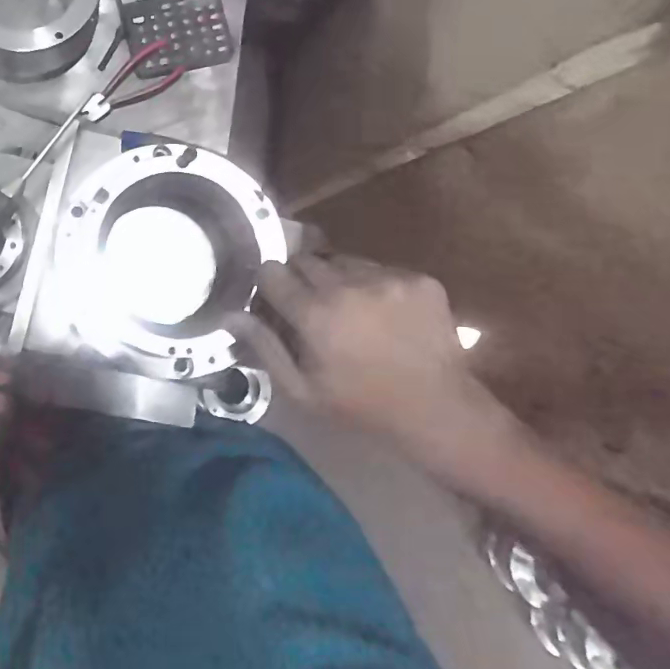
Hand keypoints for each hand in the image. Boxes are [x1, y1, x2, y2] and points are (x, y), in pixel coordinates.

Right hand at [226, 255, 523, 482]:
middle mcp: (348, 286)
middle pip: (306, 259)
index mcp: (315, 314)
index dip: (269, 282)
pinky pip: (381, 268)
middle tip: (312, 305)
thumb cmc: (361, 405)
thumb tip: (231, 315)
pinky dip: (375, 284)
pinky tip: (384, 312)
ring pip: (345, 260)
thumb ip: (264, 347)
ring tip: (351, 308)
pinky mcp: (419, 279)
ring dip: (338, 278)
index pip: (273, 271)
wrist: (438, 409)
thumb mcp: (302, 389)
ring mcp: (388, 278)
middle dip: (301, 277)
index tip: (273, 296)